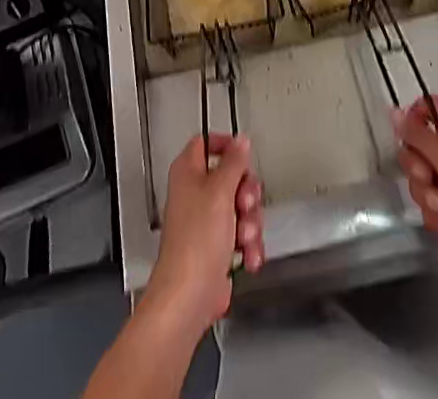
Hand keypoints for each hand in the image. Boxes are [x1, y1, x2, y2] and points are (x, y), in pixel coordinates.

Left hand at [140, 134, 264, 332]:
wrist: (190, 295)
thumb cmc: (194, 246)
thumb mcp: (220, 192)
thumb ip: (234, 163)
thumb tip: (240, 141)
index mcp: (188, 173)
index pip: (205, 143)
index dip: (225, 144)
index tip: (243, 154)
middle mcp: (194, 194)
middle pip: (231, 176)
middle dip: (246, 192)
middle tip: (243, 203)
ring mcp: (205, 220)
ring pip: (241, 206)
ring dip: (250, 223)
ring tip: (242, 235)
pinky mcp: (217, 245)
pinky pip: (242, 234)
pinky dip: (249, 245)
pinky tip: (247, 255)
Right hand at [396, 95, 437, 281]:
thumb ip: (416, 134)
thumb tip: (395, 111)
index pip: (426, 107)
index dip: (412, 121)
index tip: (408, 141)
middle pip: (418, 148)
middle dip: (418, 171)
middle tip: (429, 179)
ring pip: (423, 180)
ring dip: (429, 198)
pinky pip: (433, 202)